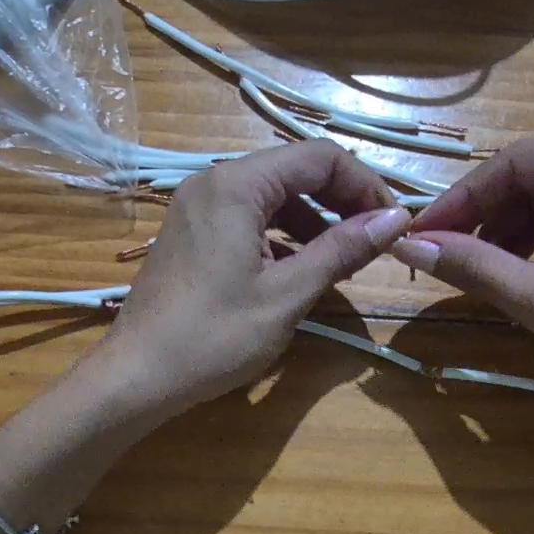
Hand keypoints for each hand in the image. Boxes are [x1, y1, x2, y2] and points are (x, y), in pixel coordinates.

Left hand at [96, 139, 411, 414]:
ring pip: (271, 198)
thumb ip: (341, 250)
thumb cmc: (214, 336)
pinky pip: (247, 220)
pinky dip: (280, 239)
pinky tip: (297, 273)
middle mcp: (213, 182)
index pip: (319, 157)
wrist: (138, 376)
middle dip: (340, 203)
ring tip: (340, 265)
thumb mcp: (287, 295)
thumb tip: (395, 219)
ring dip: (312, 224)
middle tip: (372, 244)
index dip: (364, 185)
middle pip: (294, 172)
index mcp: (236, 185)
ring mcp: (196, 208)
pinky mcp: (189, 235)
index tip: (392, 224)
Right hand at [396, 129, 533, 403]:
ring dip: (506, 233)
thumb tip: (409, 247)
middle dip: (484, 218)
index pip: (518, 162)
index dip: (461, 199)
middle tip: (439, 257)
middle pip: (533, 177)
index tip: (418, 234)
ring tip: (472, 270)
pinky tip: (511, 271)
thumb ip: (477, 268)